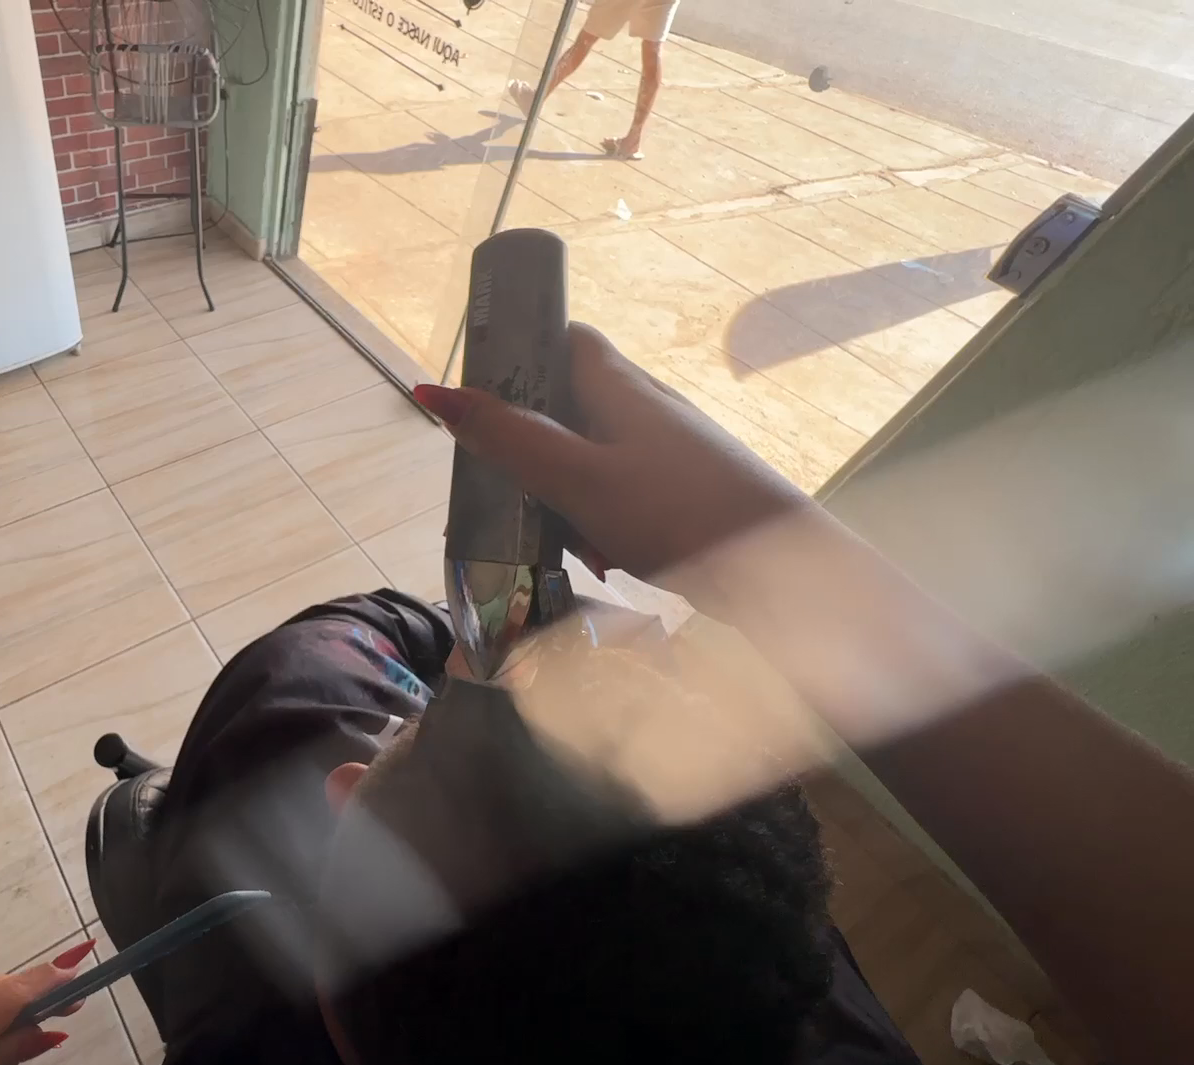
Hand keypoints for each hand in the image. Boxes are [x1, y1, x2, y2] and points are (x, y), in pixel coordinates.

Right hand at [416, 324, 815, 608]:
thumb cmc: (675, 511)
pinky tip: (594, 553)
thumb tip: (433, 392)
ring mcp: (662, 451)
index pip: (564, 338)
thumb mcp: (575, 476)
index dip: (520, 352)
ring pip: (583, 455)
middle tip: (497, 484)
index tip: (481, 391)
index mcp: (618, 387)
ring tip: (546, 534)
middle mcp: (642, 408)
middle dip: (523, 442)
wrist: (783, 574)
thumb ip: (506, 437)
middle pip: (564, 404)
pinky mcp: (675, 490)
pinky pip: (611, 490)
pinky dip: (589, 516)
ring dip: (554, 489)